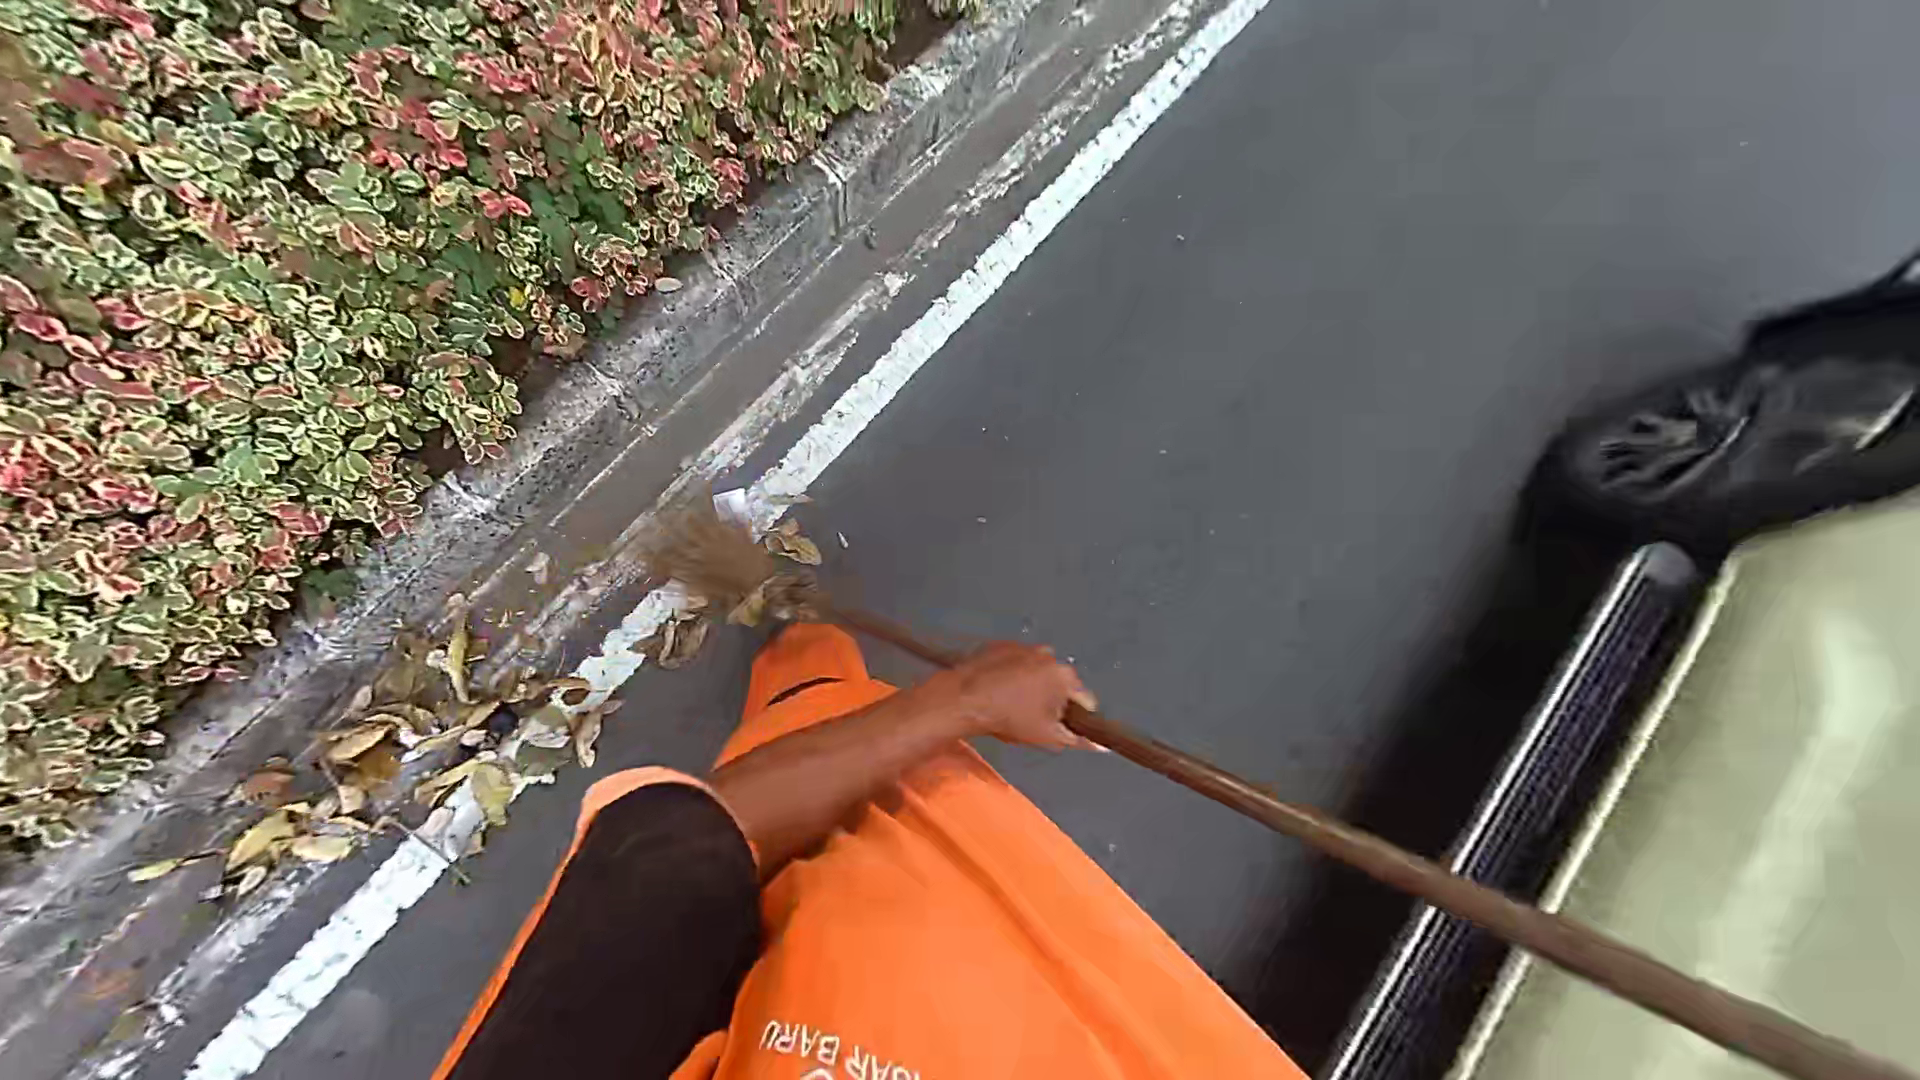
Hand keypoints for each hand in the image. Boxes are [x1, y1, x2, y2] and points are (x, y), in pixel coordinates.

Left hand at [934, 642, 1100, 749]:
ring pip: (1039, 670)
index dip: (1078, 717)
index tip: (1062, 726)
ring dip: (1034, 684)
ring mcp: (1025, 646)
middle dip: (1054, 699)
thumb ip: (1077, 739)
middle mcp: (1050, 655)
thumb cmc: (1009, 718)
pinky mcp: (1004, 644)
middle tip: (1035, 717)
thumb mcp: (1047, 736)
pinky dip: (1015, 672)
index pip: (1085, 700)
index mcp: (1065, 676)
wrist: (965, 698)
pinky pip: (1018, 661)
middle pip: (1062, 682)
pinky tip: (1001, 688)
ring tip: (1014, 702)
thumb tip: (1100, 745)